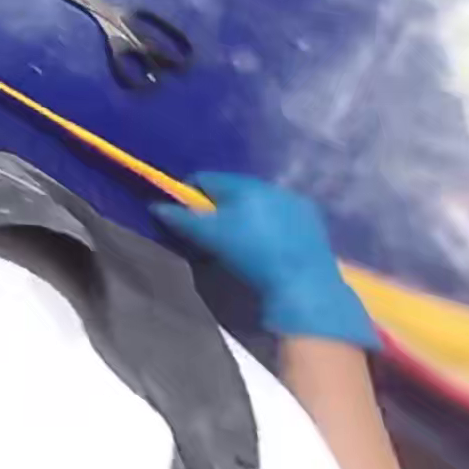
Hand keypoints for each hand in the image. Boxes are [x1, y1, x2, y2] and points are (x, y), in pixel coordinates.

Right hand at [152, 173, 378, 349]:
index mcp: (244, 185)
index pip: (204, 178)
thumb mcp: (206, 237)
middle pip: (230, 188)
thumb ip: (178, 218)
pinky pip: (278, 212)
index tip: (187, 215)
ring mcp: (296, 203)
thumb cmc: (249, 256)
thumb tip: (155, 206)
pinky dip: (266, 222)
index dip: (189, 194)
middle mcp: (271, 186)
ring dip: (243, 212)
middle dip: (218, 204)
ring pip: (255, 200)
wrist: (306, 290)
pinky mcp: (314, 221)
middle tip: (212, 229)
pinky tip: (265, 243)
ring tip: (238, 238)